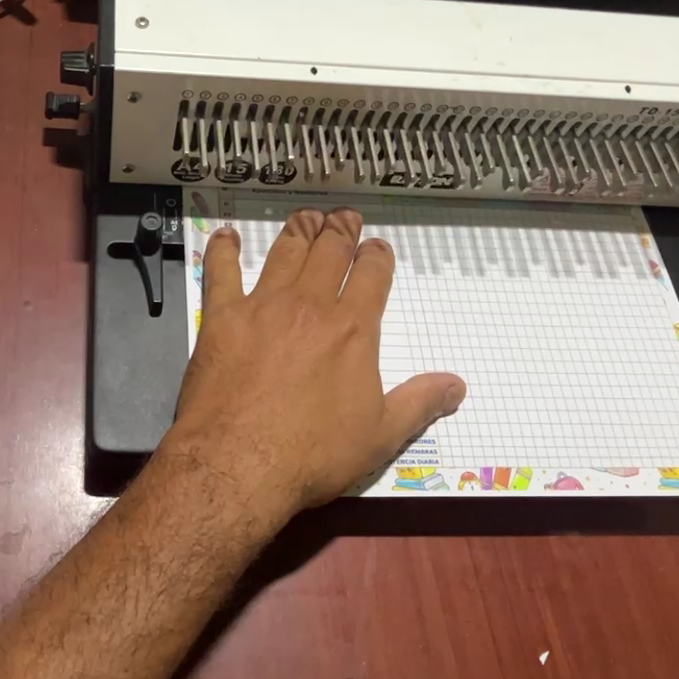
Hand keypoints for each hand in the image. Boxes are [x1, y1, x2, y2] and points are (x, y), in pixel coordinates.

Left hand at [159, 207, 465, 521]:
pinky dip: (223, 250)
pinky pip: (222, 272)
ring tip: (305, 217)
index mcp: (353, 330)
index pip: (372, 276)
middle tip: (344, 218)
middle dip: (341, 231)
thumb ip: (419, 404)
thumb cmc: (314, 454)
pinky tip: (226, 236)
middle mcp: (310, 306)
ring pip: (284, 253)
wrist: (240, 461)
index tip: (377, 248)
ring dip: (298, 231)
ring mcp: (263, 307)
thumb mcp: (380, 436)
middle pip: (329, 253)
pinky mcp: (221, 318)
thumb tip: (457, 385)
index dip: (377, 257)